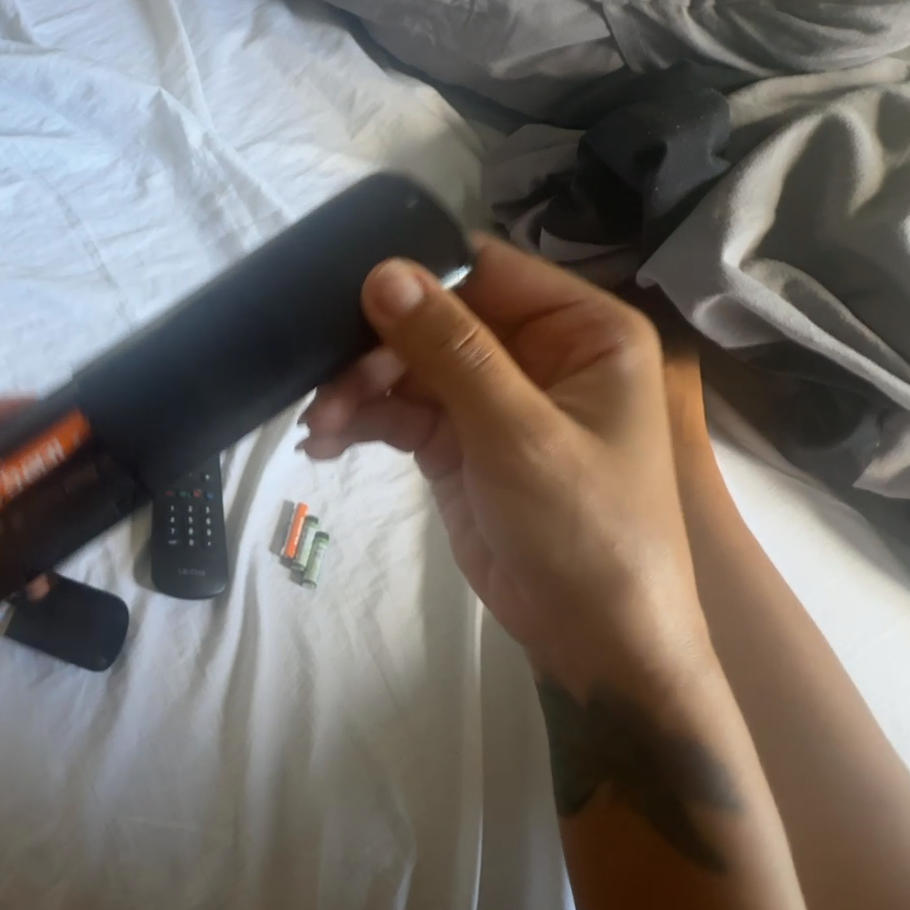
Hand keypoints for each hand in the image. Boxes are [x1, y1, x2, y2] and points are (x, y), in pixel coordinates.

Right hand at [300, 236, 707, 677]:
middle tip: (327, 395)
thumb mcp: (516, 432)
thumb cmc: (584, 528)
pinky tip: (324, 445)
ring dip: (357, 393)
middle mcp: (534, 354)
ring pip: (406, 370)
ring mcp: (490, 401)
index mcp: (579, 331)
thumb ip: (449, 349)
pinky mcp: (455, 443)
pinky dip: (361, 425)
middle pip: (433, 323)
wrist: (590, 636)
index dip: (417, 282)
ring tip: (319, 429)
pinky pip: (398, 415)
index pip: (485, 274)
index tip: (348, 303)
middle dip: (375, 356)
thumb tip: (383, 274)